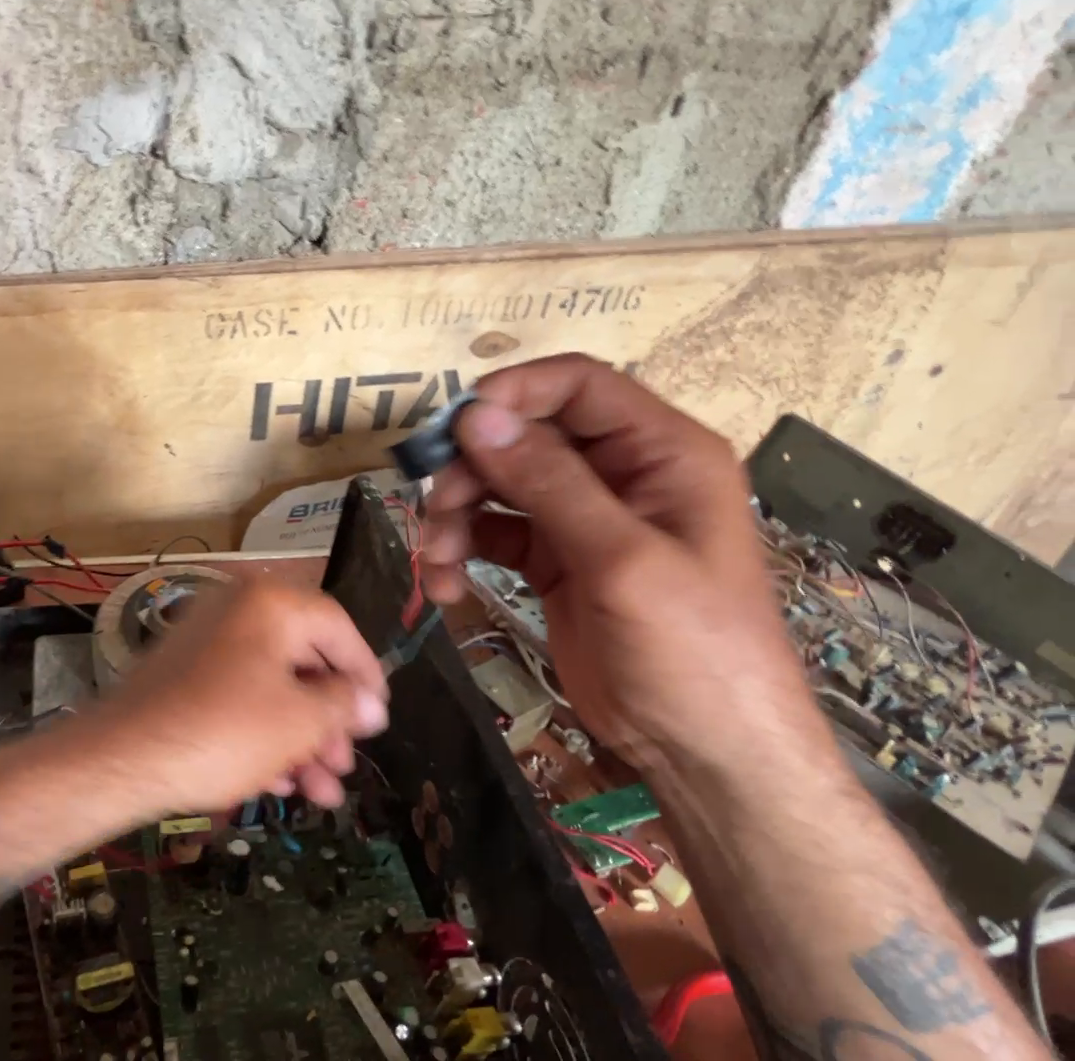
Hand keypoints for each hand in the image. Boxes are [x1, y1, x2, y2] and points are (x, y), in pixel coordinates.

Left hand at [86, 580, 388, 812]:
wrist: (124, 757)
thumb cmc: (223, 732)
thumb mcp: (299, 722)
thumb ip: (342, 705)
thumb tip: (368, 701)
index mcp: (269, 603)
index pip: (338, 626)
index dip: (366, 673)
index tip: (379, 716)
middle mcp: (236, 610)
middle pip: (303, 661)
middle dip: (329, 722)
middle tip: (347, 765)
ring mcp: (205, 641)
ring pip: (270, 686)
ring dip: (300, 739)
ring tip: (321, 793)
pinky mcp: (183, 674)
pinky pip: (236, 696)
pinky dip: (261, 734)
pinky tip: (276, 783)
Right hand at [419, 354, 815, 770]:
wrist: (701, 751)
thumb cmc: (691, 650)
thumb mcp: (620, 559)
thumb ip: (548, 483)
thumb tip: (474, 417)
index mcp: (660, 453)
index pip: (578, 387)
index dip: (512, 394)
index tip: (451, 428)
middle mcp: (618, 475)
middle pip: (523, 438)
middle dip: (471, 471)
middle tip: (435, 511)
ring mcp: (582, 521)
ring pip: (497, 487)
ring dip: (456, 517)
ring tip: (439, 562)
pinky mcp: (552, 562)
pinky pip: (491, 535)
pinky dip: (461, 554)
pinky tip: (448, 588)